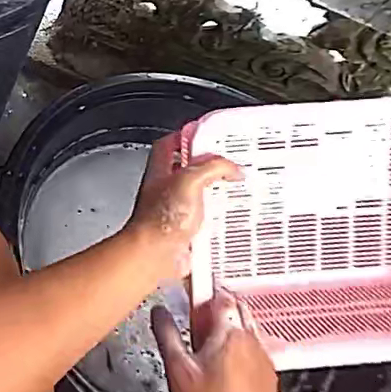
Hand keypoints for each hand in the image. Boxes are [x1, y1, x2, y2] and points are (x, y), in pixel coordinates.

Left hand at [123, 135, 242, 278]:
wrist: (154, 254)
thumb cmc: (160, 219)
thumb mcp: (190, 180)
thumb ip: (212, 167)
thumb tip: (231, 168)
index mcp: (160, 170)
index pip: (168, 144)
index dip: (184, 137)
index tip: (205, 137)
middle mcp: (164, 189)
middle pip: (187, 170)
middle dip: (209, 167)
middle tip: (229, 165)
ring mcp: (174, 210)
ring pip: (199, 196)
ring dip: (216, 194)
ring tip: (236, 191)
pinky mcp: (184, 231)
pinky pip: (205, 221)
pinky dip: (219, 221)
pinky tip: (231, 220)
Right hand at [151, 288, 281, 391]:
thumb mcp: (178, 371)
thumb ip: (167, 336)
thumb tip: (159, 313)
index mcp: (229, 332)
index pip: (219, 292)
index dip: (203, 286)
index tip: (189, 288)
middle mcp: (250, 338)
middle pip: (235, 306)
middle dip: (215, 304)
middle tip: (194, 316)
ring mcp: (262, 356)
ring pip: (244, 326)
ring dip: (226, 325)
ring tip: (204, 344)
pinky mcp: (267, 374)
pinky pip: (252, 346)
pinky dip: (237, 346)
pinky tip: (222, 366)